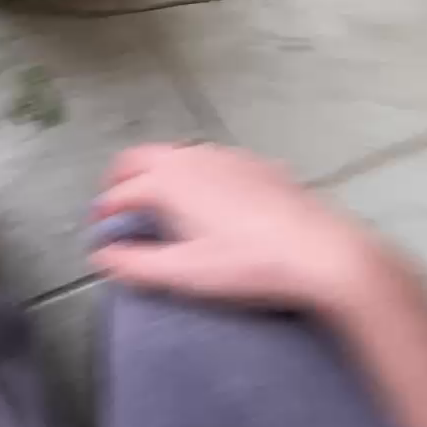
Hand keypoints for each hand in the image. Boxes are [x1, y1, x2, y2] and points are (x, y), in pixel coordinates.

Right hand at [92, 143, 401, 316]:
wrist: (327, 254)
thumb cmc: (249, 265)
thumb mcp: (187, 273)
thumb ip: (136, 264)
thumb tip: (99, 256)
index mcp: (164, 181)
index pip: (119, 192)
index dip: (104, 210)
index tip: (100, 226)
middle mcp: (186, 157)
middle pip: (137, 158)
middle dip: (120, 178)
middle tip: (118, 201)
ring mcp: (221, 155)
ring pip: (173, 153)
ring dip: (156, 170)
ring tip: (161, 197)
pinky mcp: (253, 161)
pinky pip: (208, 158)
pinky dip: (194, 171)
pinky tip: (211, 195)